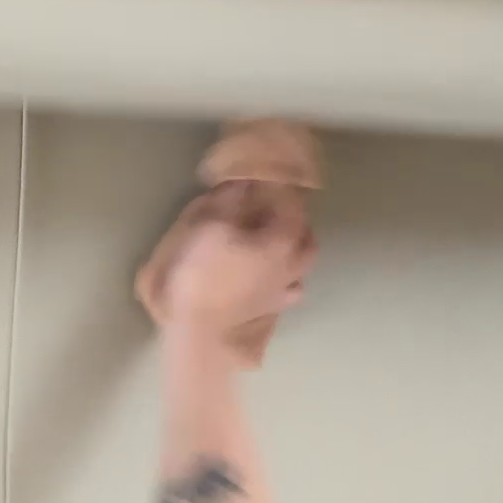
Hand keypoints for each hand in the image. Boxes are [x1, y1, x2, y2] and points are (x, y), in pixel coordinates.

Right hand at [164, 181, 315, 335]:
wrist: (198, 327)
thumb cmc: (202, 274)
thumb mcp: (207, 228)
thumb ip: (227, 202)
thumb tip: (242, 182)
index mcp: (281, 238)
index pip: (289, 201)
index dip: (278, 184)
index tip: (265, 174)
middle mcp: (293, 261)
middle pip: (304, 231)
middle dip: (292, 216)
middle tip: (273, 207)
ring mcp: (284, 287)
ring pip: (302, 260)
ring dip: (294, 245)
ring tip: (276, 239)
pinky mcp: (272, 308)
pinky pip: (288, 286)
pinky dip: (284, 275)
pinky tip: (274, 275)